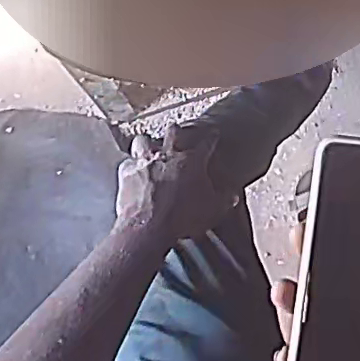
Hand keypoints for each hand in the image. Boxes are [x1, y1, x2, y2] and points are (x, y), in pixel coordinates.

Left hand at [115, 125, 232, 241]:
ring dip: (146, 144)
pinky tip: (132, 173)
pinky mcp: (127, 173)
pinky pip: (127, 163)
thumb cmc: (183, 218)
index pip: (207, 142)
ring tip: (149, 150)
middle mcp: (169, 155)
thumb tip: (233, 195)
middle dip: (176, 131)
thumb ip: (224, 200)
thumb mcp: (212, 211)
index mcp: (193, 161)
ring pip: (144, 140)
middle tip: (178, 135)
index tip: (213, 135)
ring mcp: (146, 162)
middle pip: (174, 131)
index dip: (211, 137)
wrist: (148, 229)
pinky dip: (130, 167)